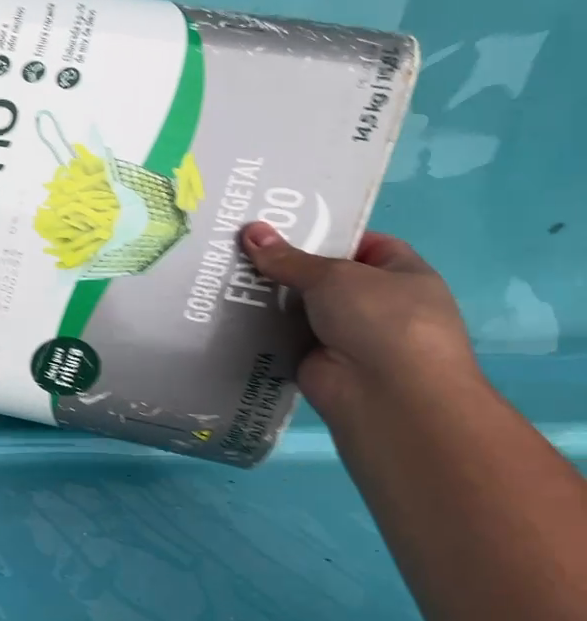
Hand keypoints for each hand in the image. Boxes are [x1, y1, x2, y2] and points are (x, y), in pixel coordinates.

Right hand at [241, 222, 480, 416]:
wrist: (385, 392)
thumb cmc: (381, 320)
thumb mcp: (335, 276)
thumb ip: (289, 258)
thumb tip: (251, 230)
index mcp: (401, 274)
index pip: (364, 244)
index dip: (327, 234)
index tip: (281, 228)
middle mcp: (376, 302)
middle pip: (322, 275)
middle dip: (283, 265)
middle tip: (235, 248)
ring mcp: (344, 332)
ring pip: (297, 306)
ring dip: (265, 296)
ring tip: (218, 277)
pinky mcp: (314, 357)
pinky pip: (280, 335)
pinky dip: (257, 327)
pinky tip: (223, 312)